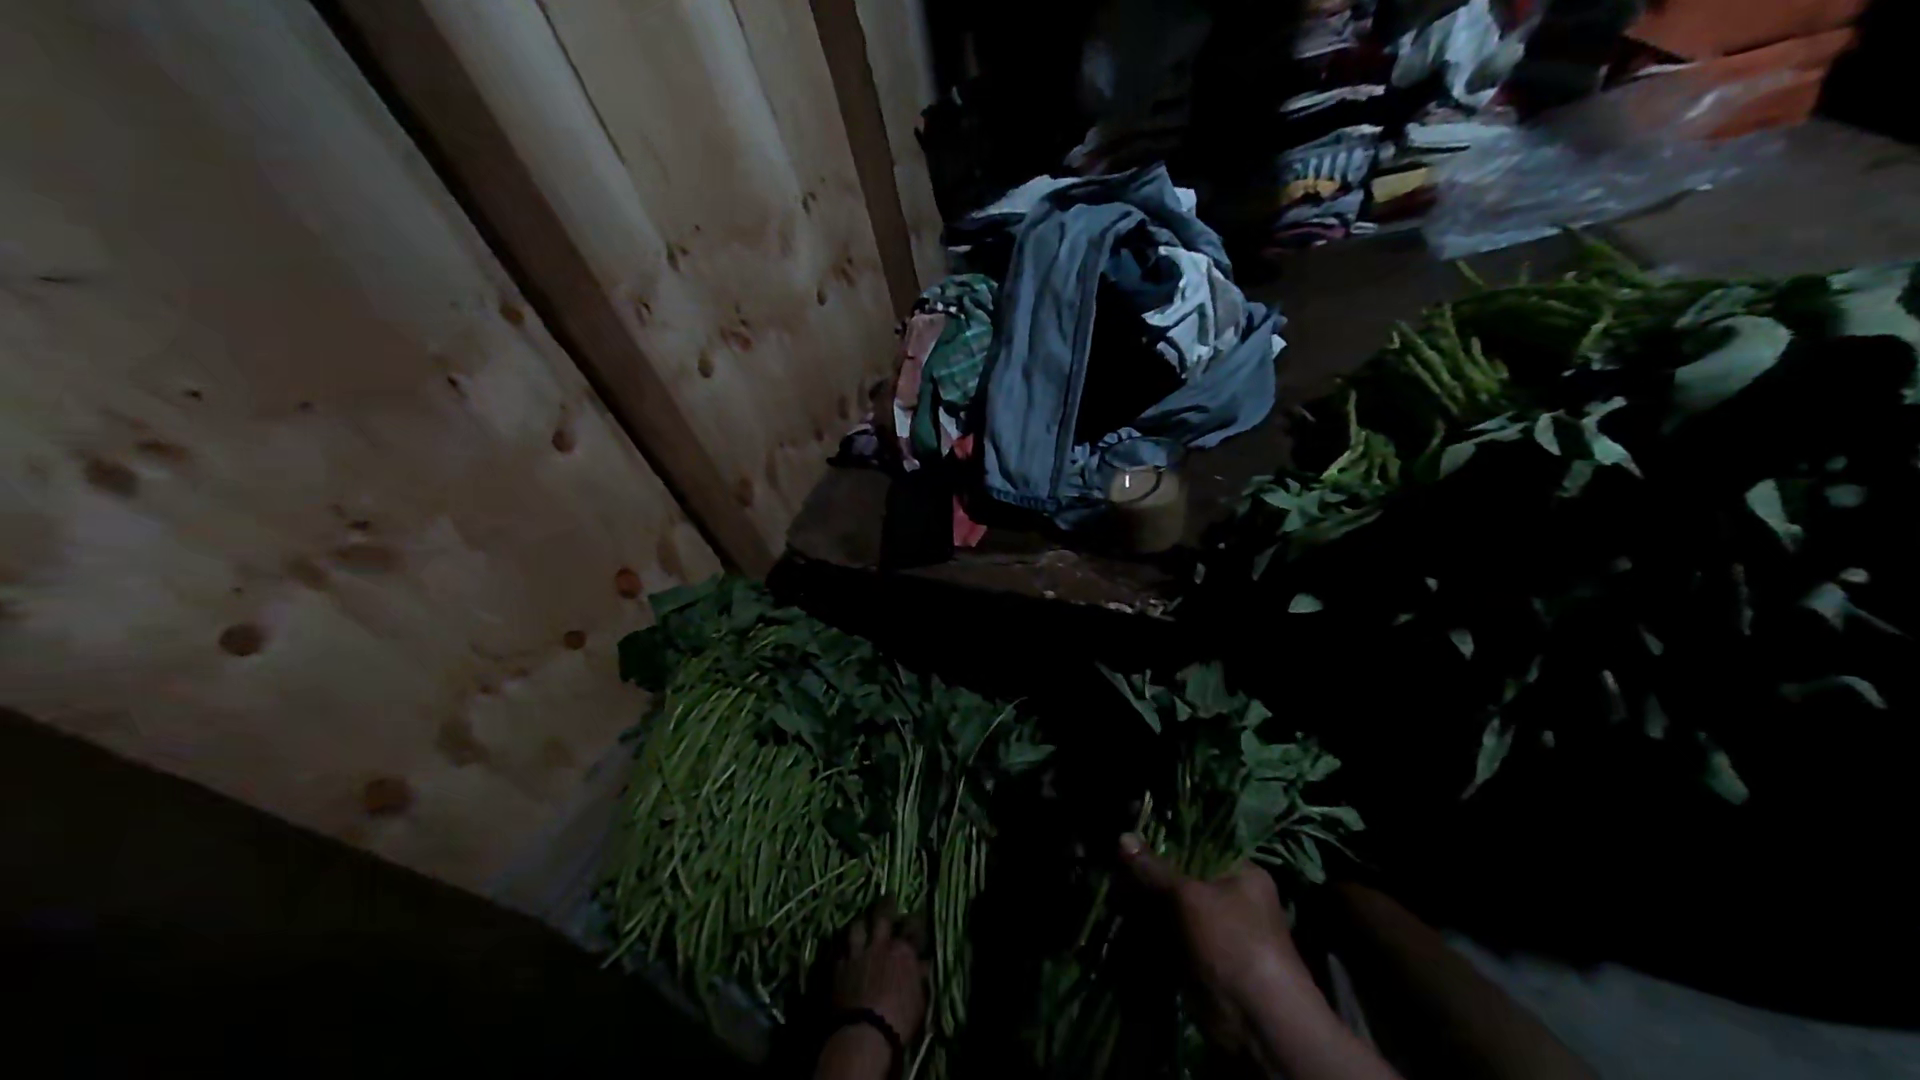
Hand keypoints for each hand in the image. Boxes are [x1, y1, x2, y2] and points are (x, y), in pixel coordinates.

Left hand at [816, 901, 926, 1079]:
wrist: (864, 1033)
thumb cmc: (899, 1019)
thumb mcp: (920, 999)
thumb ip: (921, 977)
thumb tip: (924, 963)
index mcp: (904, 952)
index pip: (913, 927)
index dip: (916, 919)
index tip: (917, 915)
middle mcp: (880, 946)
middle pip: (882, 916)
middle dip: (887, 905)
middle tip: (888, 896)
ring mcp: (857, 954)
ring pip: (857, 927)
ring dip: (860, 922)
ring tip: (862, 919)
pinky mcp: (838, 968)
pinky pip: (839, 949)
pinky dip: (842, 945)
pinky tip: (842, 945)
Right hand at [1118, 834, 1308, 1050]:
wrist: (1255, 1020)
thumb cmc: (1232, 941)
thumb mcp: (1189, 896)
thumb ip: (1154, 868)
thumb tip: (1122, 835)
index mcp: (1240, 874)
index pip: (1197, 845)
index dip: (1163, 839)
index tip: (1130, 835)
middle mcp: (1229, 897)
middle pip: (1179, 875)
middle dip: (1147, 873)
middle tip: (1113, 866)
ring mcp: (1212, 929)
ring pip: (1169, 905)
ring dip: (1142, 901)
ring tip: (1111, 890)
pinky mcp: (1198, 956)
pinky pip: (1166, 932)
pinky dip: (1145, 926)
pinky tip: (1120, 915)